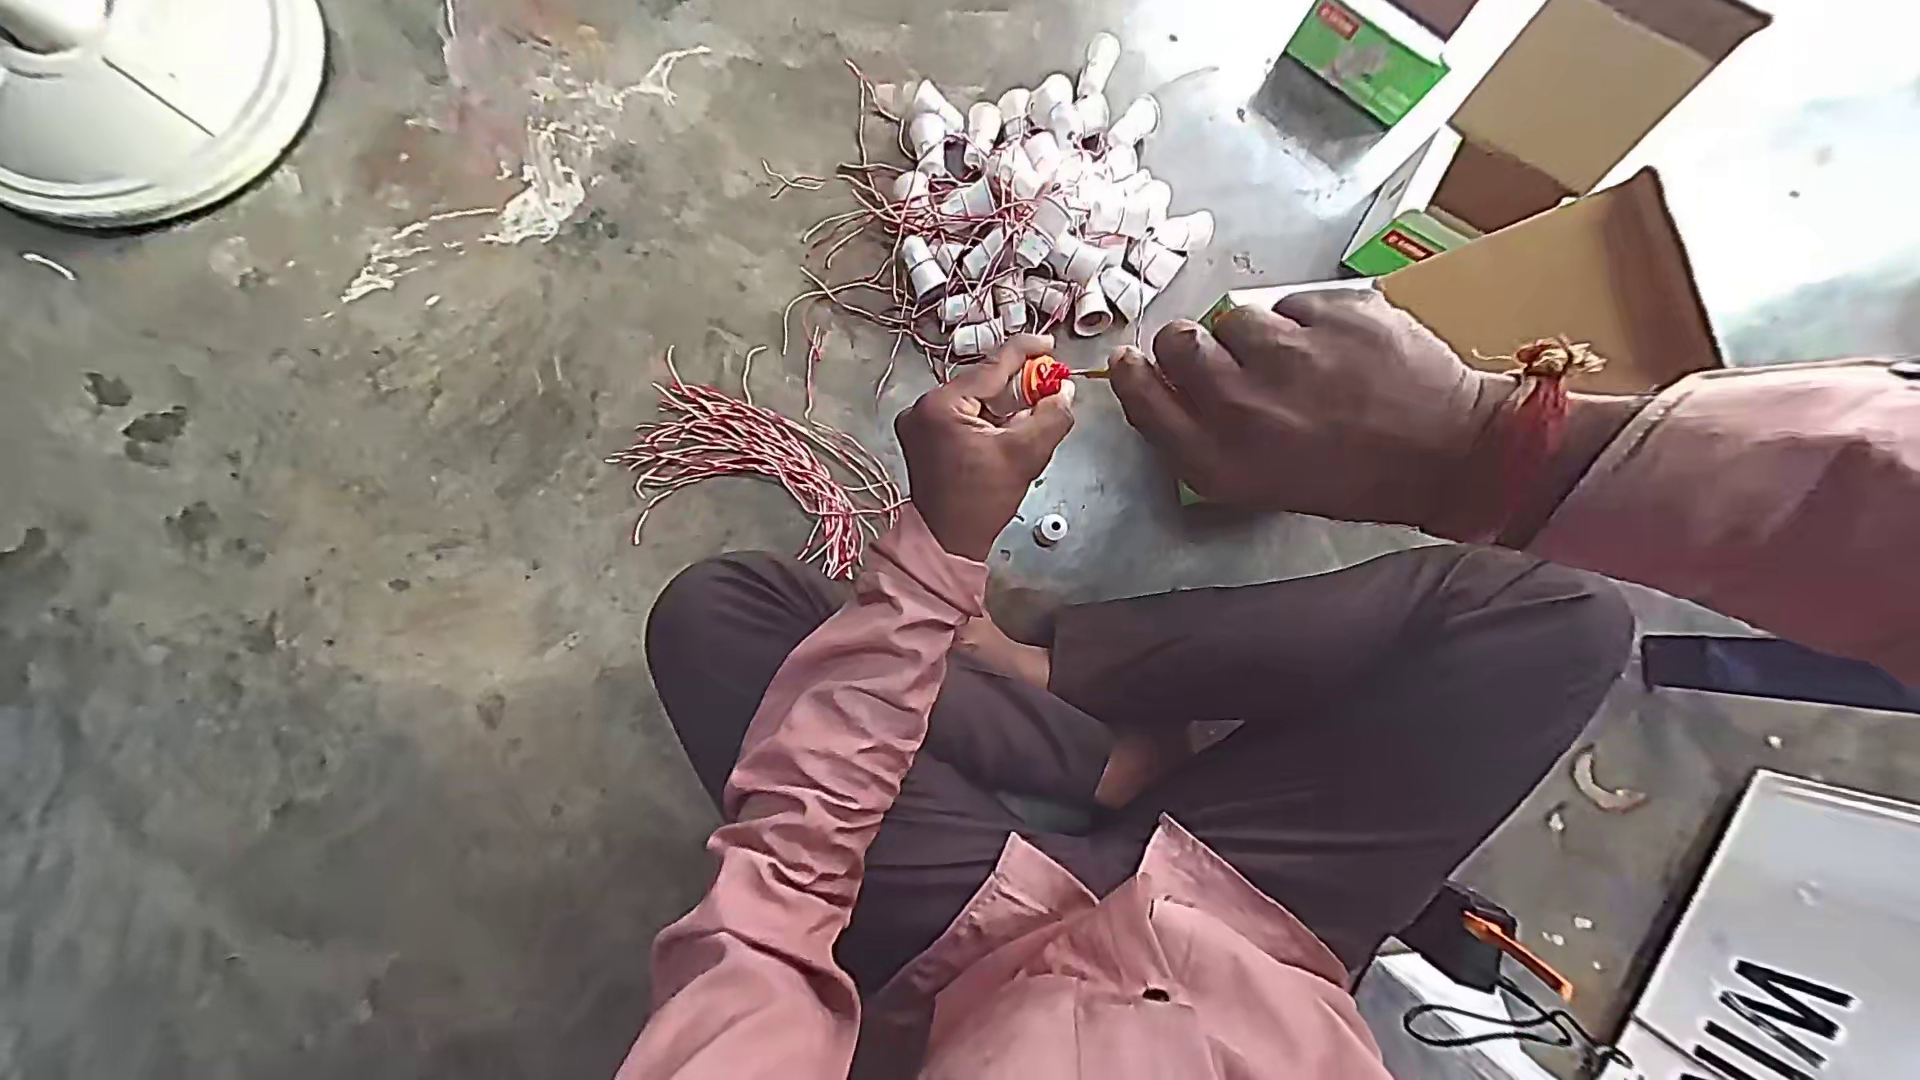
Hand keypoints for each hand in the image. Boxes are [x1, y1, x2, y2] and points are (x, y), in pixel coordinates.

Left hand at [897, 334, 1075, 559]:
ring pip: (972, 400)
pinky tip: (1005, 432)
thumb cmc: (981, 502)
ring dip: (1002, 405)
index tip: (1049, 346)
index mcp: (941, 405)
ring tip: (1028, 419)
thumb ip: (1052, 416)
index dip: (1025, 352)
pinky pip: (961, 415)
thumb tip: (1064, 391)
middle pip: (981, 383)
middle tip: (1047, 391)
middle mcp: (922, 407)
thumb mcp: (1025, 455)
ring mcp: (917, 423)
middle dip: (1017, 387)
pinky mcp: (920, 438)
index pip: (991, 366)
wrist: (948, 541)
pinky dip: (986, 419)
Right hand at [1109, 290, 1512, 534]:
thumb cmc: (1338, 478)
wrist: (1443, 453)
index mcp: (1216, 456)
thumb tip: (1161, 387)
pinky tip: (1332, 350)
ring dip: (1250, 334)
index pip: (1142, 397)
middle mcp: (1241, 405)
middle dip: (1185, 342)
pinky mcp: (1336, 313)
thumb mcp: (1248, 483)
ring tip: (1291, 359)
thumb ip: (1193, 439)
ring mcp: (1290, 354)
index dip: (1132, 372)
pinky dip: (1302, 322)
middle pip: (1176, 342)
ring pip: (1233, 316)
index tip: (1134, 360)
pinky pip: (1290, 303)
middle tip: (1217, 354)